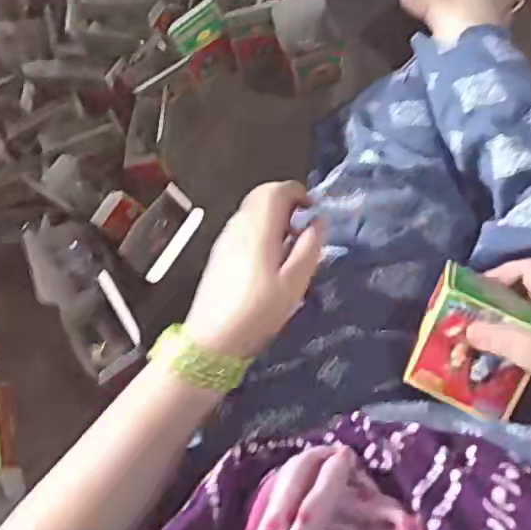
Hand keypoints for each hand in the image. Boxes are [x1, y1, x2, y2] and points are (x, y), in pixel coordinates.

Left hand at [179, 181, 326, 359]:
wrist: (212, 340)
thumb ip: (309, 247)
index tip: (313, 214)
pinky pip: (245, 226)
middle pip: (263, 194)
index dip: (299, 194)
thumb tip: (318, 222)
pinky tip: (270, 259)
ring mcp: (226, 237)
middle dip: (287, 203)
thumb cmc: (258, 311)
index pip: (277, 189)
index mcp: (259, 227)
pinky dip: (262, 229)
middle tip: (303, 228)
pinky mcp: (220, 251)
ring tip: (290, 246)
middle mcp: (239, 224)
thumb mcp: (294, 283)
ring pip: (253, 209)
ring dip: (274, 216)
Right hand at [466, 258, 530, 441]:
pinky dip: (526, 332)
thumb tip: (468, 328)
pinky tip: (510, 349)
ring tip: (484, 332)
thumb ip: (511, 342)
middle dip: (500, 298)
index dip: (498, 275)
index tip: (472, 293)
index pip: (528, 269)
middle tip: (471, 315)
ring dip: (512, 317)